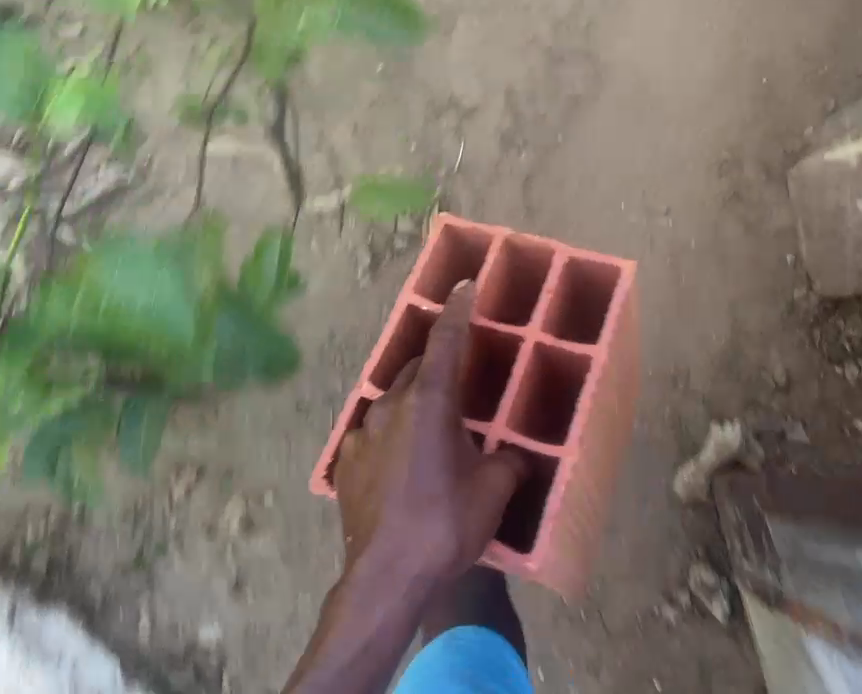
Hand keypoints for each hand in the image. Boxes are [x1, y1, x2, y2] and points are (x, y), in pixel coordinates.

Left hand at [334, 281, 526, 585]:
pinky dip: (391, 435)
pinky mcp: (344, 462)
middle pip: (416, 368)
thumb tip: (518, 455)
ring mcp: (361, 433)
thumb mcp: (494, 489)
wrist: (386, 577)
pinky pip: (373, 433)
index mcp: (430, 400)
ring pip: (392, 400)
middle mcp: (390, 405)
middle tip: (460, 380)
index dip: (458, 309)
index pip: (446, 339)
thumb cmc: (446, 523)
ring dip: (413, 403)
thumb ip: (508, 460)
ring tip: (432, 427)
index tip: (465, 284)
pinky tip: (403, 463)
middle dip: (437, 365)